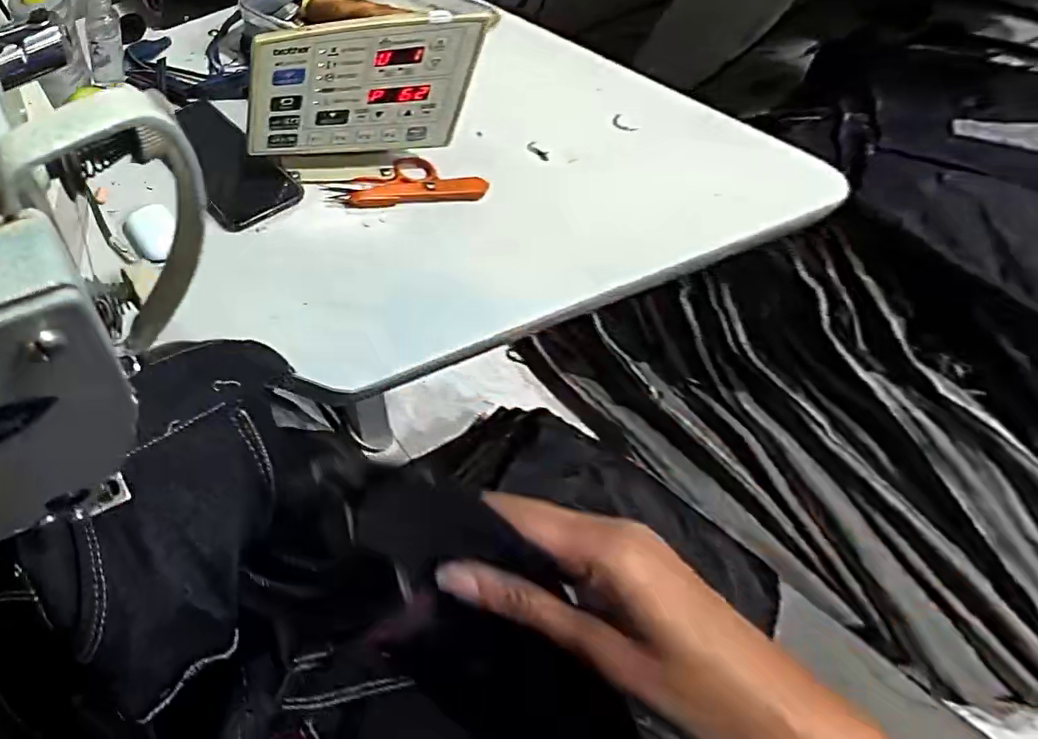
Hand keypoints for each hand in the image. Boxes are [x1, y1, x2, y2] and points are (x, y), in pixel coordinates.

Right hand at [434, 494, 883, 738]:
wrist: (802, 726)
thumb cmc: (704, 691)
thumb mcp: (606, 653)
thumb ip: (525, 604)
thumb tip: (450, 574)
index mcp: (605, 540)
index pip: (513, 511)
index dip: (466, 521)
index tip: (425, 538)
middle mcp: (614, 524)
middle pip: (527, 513)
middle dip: (483, 532)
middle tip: (439, 559)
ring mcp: (630, 537)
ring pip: (547, 526)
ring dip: (510, 545)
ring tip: (468, 569)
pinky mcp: (639, 555)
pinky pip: (571, 540)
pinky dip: (541, 555)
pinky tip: (521, 579)